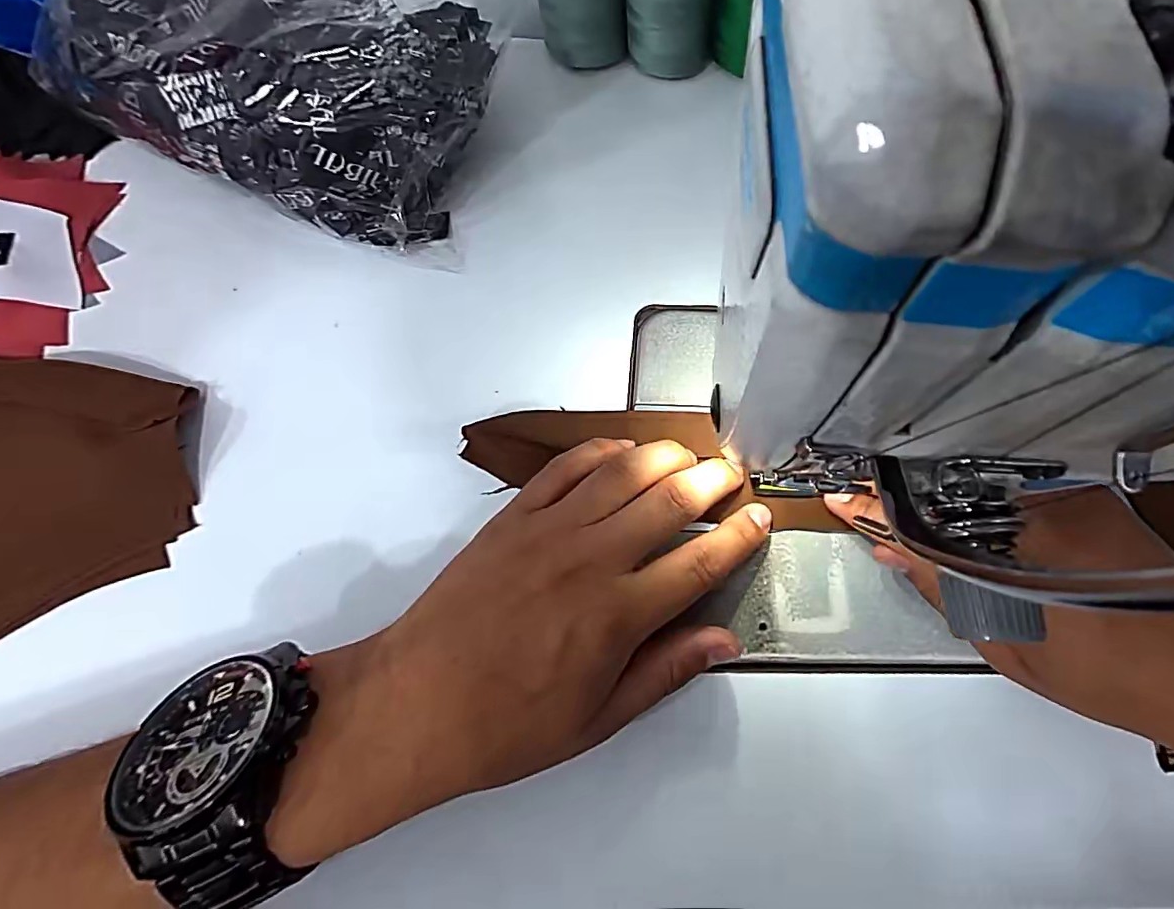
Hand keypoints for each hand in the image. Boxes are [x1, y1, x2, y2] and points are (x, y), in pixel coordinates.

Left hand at [267, 439, 769, 865]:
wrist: (413, 704)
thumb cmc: (506, 722)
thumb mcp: (597, 718)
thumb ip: (666, 671)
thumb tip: (722, 641)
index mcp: (618, 615)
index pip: (700, 560)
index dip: (740, 536)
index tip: (760, 518)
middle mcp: (591, 560)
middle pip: (671, 499)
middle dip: (713, 479)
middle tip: (731, 474)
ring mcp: (551, 529)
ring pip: (624, 470)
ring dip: (666, 454)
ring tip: (688, 456)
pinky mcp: (515, 515)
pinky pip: (568, 466)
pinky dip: (603, 450)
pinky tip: (623, 452)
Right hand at [825, 486, 1173, 751]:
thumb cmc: (1113, 675)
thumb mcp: (1011, 648)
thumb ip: (946, 592)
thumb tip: (894, 553)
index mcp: (1012, 550)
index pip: (923, 523)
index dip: (877, 512)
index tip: (843, 500)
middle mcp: (1037, 507)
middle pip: (952, 500)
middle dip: (926, 518)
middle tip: (915, 546)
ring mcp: (1067, 494)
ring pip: (988, 496)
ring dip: (970, 519)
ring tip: (997, 566)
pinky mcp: (1090, 491)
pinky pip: (1023, 494)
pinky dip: (1008, 516)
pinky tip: (1033, 554)